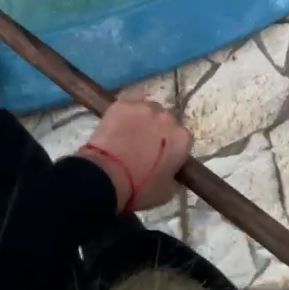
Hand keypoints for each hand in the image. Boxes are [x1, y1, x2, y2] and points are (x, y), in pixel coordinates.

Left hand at [77, 97, 191, 212]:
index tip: (162, 158)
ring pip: (149, 108)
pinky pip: (132, 97)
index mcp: (182, 139)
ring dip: (144, 118)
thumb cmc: (138, 189)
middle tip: (145, 147)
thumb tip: (170, 170)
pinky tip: (124, 115)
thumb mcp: (166, 192)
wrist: (106, 176)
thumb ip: (174, 175)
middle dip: (159, 131)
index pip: (182, 139)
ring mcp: (145, 106)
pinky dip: (130, 105)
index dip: (172, 148)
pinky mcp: (124, 102)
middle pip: (166, 121)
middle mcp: (168, 117)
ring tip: (129, 133)